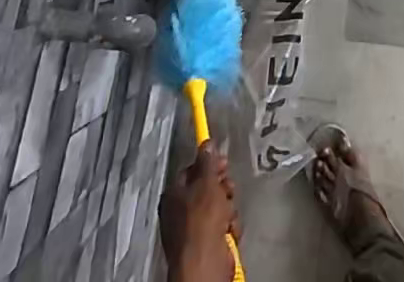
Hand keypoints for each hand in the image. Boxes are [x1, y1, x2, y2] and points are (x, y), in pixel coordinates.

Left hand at [162, 143, 239, 281]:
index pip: (191, 170)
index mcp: (173, 194)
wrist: (205, 261)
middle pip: (206, 188)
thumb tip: (207, 142)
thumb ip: (208, 161)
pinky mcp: (208, 243)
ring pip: (219, 206)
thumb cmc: (201, 218)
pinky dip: (229, 226)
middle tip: (229, 188)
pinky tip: (230, 230)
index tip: (224, 162)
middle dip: (222, 187)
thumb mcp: (206, 182)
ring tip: (228, 215)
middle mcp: (180, 211)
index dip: (209, 164)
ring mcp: (194, 229)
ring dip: (228, 208)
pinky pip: (223, 225)